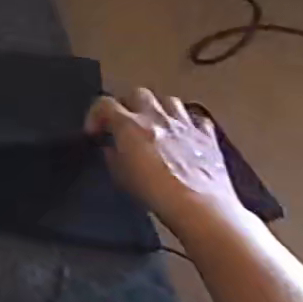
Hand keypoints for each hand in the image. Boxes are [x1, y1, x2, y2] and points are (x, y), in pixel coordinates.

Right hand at [86, 89, 247, 233]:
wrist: (200, 208)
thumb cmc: (153, 191)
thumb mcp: (119, 173)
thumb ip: (111, 153)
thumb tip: (111, 146)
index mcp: (129, 125)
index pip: (104, 103)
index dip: (95, 115)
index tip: (95, 133)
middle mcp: (157, 117)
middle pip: (138, 93)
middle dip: (127, 104)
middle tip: (123, 123)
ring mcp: (185, 124)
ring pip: (168, 100)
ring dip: (157, 108)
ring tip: (152, 124)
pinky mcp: (208, 136)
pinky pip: (196, 117)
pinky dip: (186, 121)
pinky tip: (181, 134)